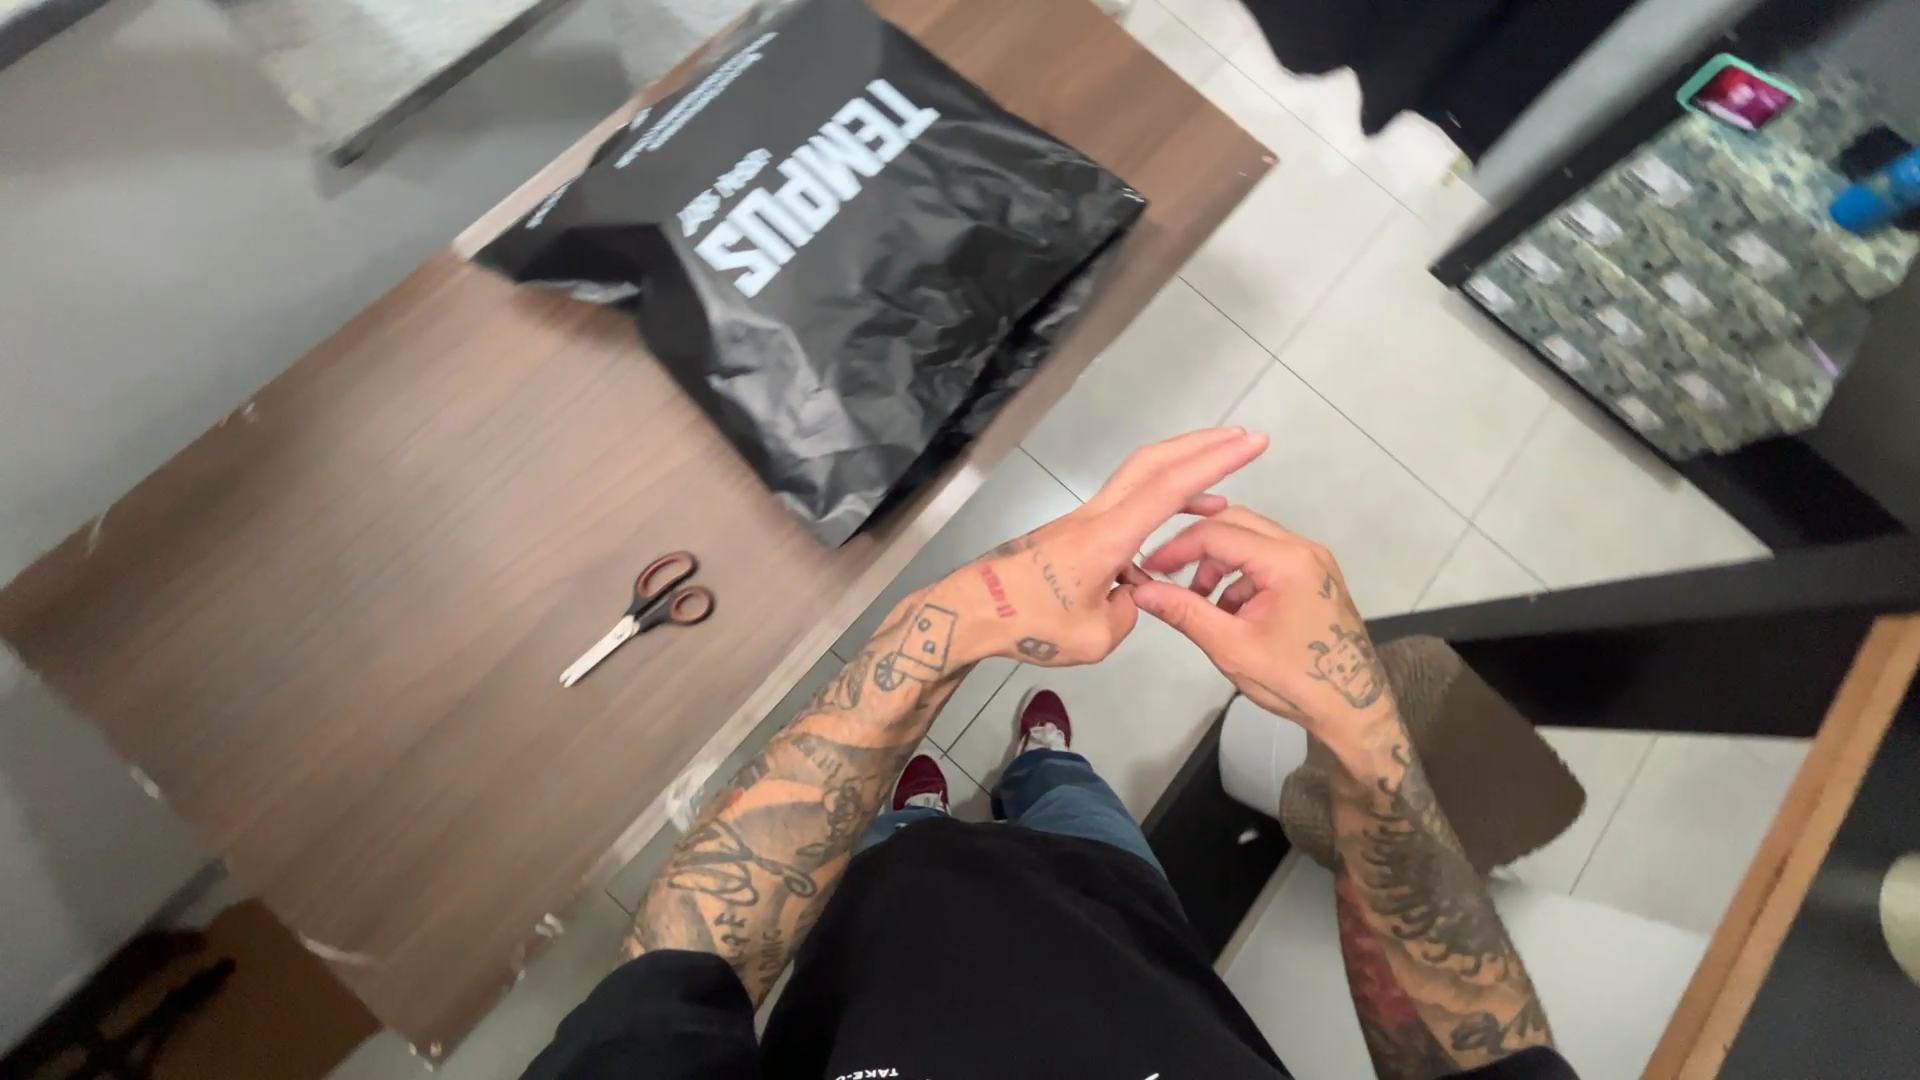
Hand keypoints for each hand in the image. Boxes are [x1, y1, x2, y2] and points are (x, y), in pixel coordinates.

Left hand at [933, 428, 1268, 668]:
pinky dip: (1154, 504)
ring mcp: (1081, 519)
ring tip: (1218, 494)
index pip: (1170, 487)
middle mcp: (1097, 516)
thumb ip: (1128, 612)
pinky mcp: (1071, 531)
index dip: (1215, 462)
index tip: (1251, 443)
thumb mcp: (1095, 635)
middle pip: (1152, 462)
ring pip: (1136, 479)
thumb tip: (1131, 594)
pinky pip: (1123, 505)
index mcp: (1108, 536)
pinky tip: (1164, 539)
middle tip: (1243, 440)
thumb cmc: (1029, 624)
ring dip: (1178, 474)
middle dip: (1200, 446)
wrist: (972, 611)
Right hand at [1130, 507, 1395, 750]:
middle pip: (1234, 523)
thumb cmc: (1293, 680)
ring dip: (1216, 561)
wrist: (1353, 710)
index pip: (1216, 533)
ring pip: (1249, 538)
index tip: (1147, 568)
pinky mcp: (1312, 575)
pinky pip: (1265, 557)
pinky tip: (1226, 609)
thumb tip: (1140, 591)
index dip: (1175, 548)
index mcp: (1286, 561)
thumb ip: (1183, 611)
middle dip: (1195, 547)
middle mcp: (1302, 549)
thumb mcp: (1230, 647)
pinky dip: (1238, 574)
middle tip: (1165, 574)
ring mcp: (1311, 561)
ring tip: (1197, 599)